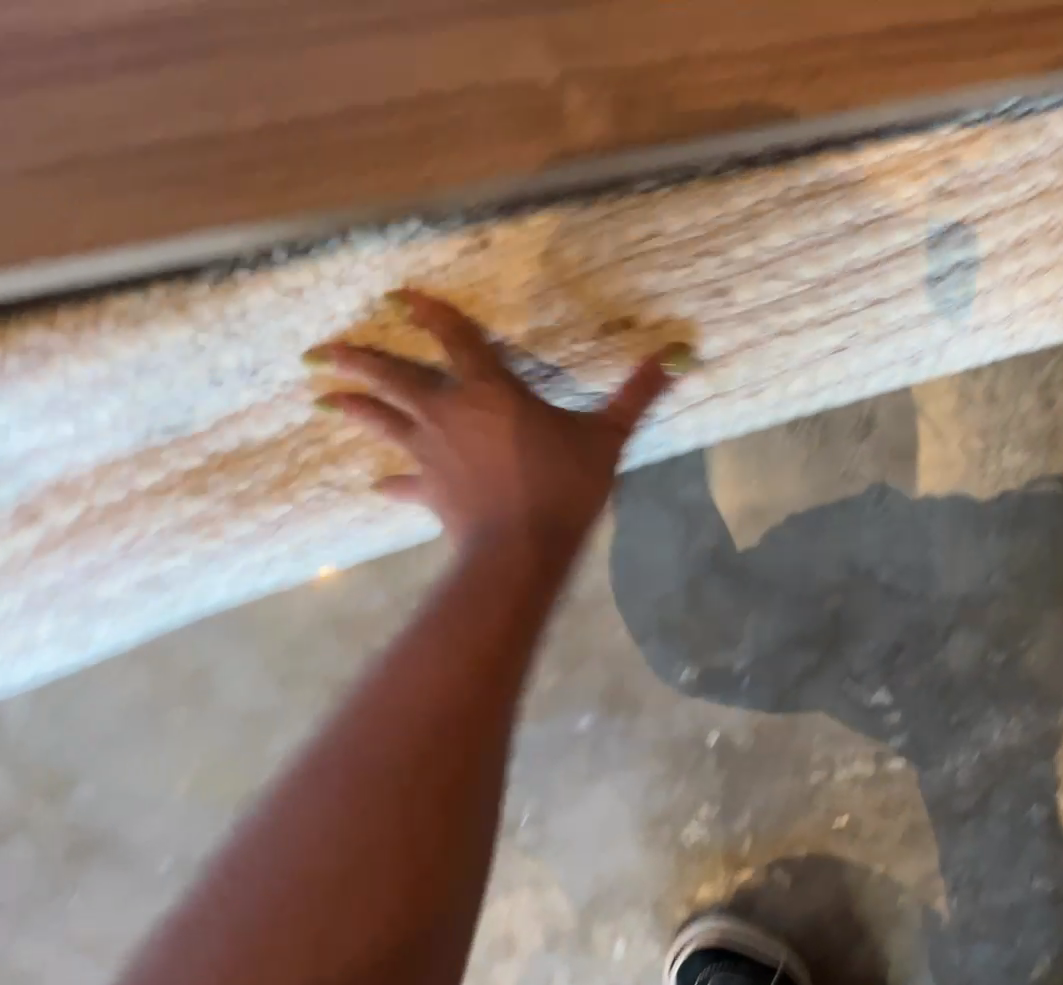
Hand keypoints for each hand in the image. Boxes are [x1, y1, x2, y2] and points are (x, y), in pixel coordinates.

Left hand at [306, 289, 678, 554]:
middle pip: (393, 377)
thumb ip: (637, 395)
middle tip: (323, 350)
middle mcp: (448, 413)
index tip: (401, 297)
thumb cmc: (565, 483)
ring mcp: (430, 453)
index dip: (429, 314)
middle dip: (358, 360)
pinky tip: (379, 485)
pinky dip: (392, 482)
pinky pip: (402, 483)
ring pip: (381, 422)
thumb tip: (676, 355)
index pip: (454, 339)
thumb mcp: (608, 436)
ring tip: (324, 396)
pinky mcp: (427, 490)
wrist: (523, 546)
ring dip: (353, 407)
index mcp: (490, 391)